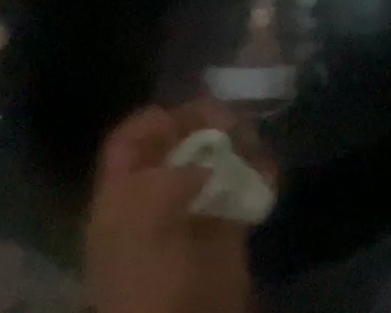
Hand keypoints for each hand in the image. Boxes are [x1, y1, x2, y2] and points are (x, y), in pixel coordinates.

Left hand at [84, 98, 273, 312]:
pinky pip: (244, 188)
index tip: (191, 111)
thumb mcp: (141, 222)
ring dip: (239, 146)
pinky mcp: (227, 228)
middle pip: (177, 145)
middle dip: (205, 126)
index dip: (154, 120)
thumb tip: (205, 166)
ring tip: (256, 145)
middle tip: (233, 122)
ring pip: (215, 162)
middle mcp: (154, 200)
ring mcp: (192, 213)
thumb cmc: (150, 279)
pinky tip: (270, 171)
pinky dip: (260, 174)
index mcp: (120, 199)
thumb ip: (166, 179)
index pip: (128, 142)